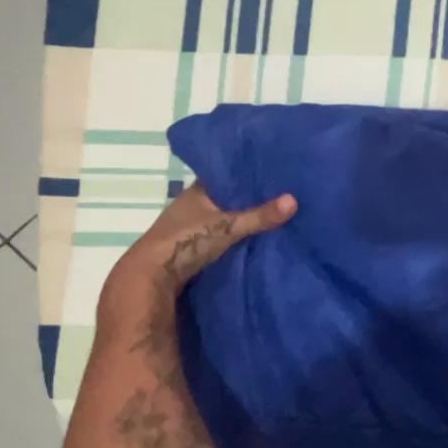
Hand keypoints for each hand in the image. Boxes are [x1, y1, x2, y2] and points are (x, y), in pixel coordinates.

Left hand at [103, 185, 296, 304]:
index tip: (271, 171)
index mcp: (196, 192)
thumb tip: (295, 200)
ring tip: (275, 214)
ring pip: (222, 218)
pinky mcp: (192, 248)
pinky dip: (235, 236)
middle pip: (225, 198)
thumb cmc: (187, 240)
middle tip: (281, 193)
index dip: (245, 172)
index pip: (224, 175)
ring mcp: (190, 228)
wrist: (152, 276)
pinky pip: (220, 236)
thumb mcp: (228, 226)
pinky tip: (256, 237)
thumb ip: (260, 216)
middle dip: (248, 197)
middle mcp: (191, 206)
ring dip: (242, 218)